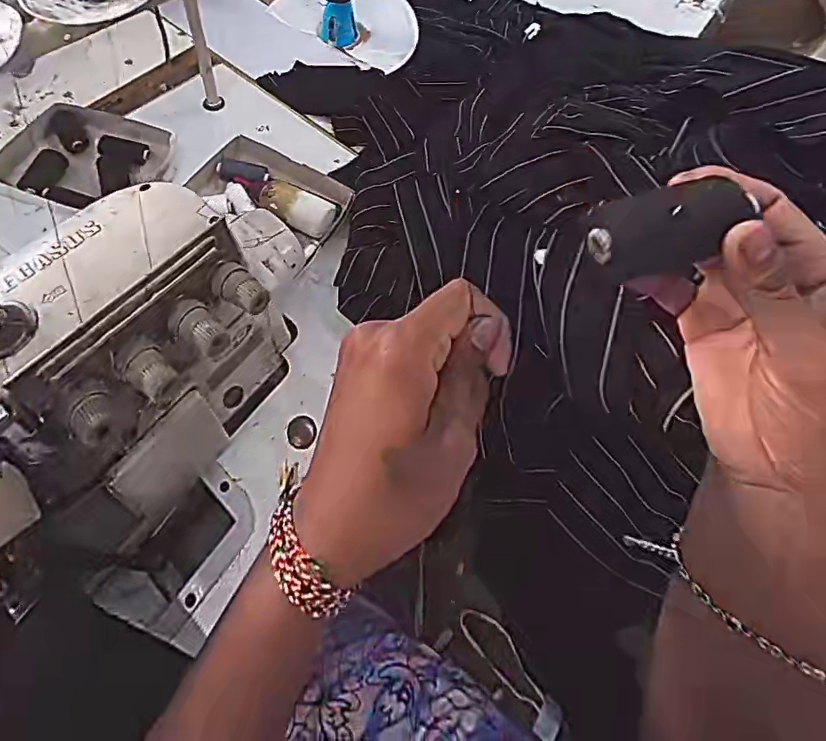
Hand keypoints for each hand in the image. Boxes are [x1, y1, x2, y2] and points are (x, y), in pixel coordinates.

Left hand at [294, 279, 512, 586]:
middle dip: (467, 349)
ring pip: (426, 330)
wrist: (331, 530)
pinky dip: (424, 368)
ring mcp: (357, 350)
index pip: (461, 295)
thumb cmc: (386, 501)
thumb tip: (485, 333)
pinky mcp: (353, 364)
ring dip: (446, 363)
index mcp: (398, 350)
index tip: (494, 365)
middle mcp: (371, 339)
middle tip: (467, 402)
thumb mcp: (455, 441)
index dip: (491, 324)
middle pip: (443, 311)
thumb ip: (473, 375)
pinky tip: (420, 412)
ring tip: (439, 416)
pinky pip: (404, 346)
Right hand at [670, 167, 825, 514]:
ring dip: (672, 245)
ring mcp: (739, 309)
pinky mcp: (704, 331)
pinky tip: (640, 273)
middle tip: (665, 214)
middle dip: (697, 217)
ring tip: (646, 240)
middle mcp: (778, 287)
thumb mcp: (814, 358)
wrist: (794, 496)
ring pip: (698, 256)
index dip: (738, 196)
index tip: (698, 188)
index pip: (777, 216)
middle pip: (730, 229)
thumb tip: (746, 234)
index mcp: (822, 282)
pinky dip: (653, 277)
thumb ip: (775, 291)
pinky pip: (673, 290)